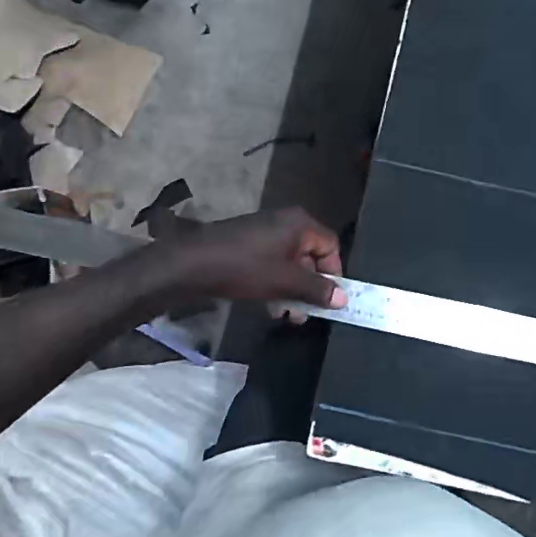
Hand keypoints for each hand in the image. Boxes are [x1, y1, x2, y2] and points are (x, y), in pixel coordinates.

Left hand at [153, 208, 345, 317]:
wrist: (193, 263)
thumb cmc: (246, 268)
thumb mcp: (285, 282)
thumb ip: (316, 290)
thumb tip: (342, 298)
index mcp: (299, 224)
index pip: (331, 246)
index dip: (334, 273)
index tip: (328, 300)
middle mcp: (286, 222)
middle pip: (311, 255)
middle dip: (310, 287)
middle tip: (304, 314)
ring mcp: (265, 231)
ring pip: (291, 263)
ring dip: (292, 290)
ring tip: (284, 315)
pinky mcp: (249, 242)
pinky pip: (273, 262)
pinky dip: (276, 282)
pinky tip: (268, 305)